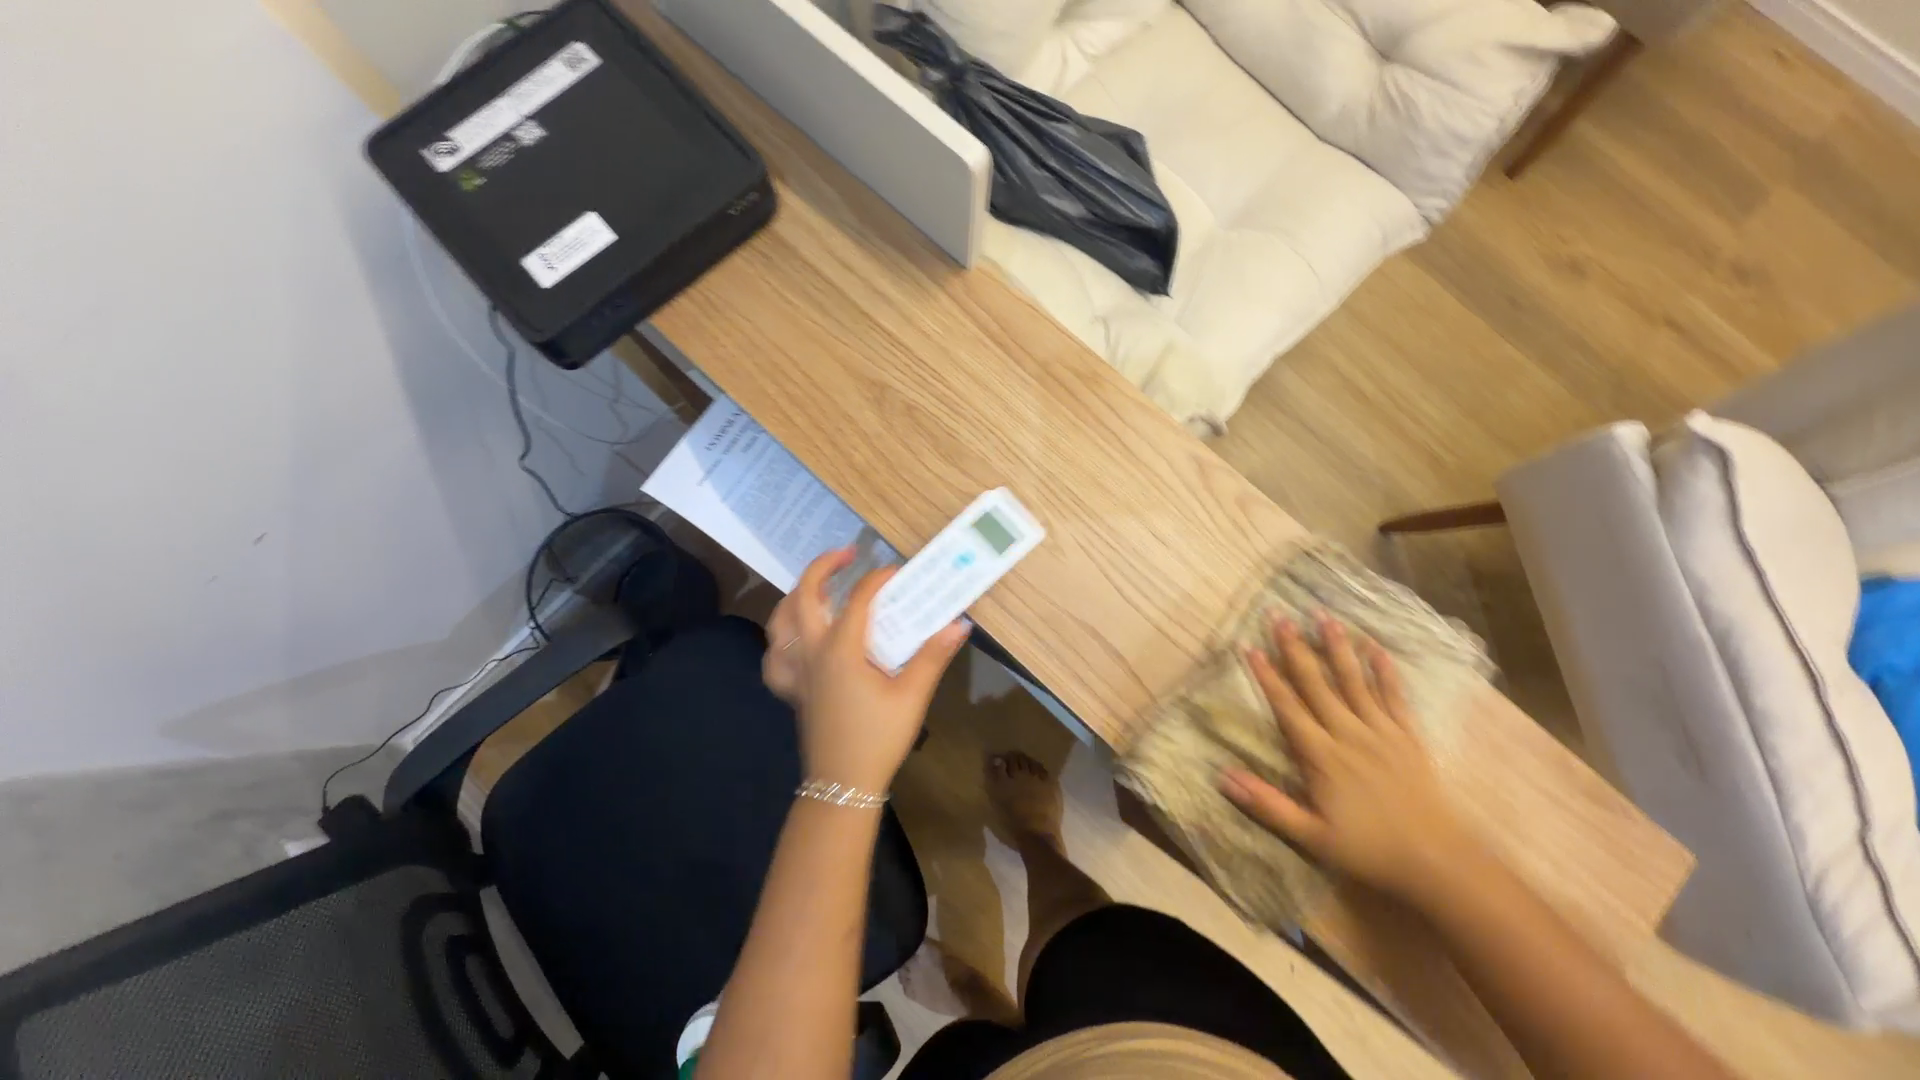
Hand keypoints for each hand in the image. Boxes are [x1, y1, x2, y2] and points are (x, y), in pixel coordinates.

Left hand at [773, 553, 969, 792]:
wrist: (842, 784)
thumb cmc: (878, 738)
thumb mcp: (912, 696)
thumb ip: (933, 655)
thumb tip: (959, 623)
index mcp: (841, 650)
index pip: (858, 599)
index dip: (878, 578)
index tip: (898, 571)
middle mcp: (811, 652)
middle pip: (805, 596)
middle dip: (823, 567)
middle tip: (847, 554)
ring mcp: (795, 671)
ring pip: (779, 622)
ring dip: (795, 597)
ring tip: (817, 589)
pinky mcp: (790, 690)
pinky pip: (773, 658)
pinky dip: (780, 642)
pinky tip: (795, 641)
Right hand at [1219, 614, 1486, 903]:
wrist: (1436, 860)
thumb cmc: (1368, 849)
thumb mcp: (1310, 835)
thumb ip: (1267, 804)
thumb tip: (1223, 777)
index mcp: (1321, 756)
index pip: (1287, 707)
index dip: (1267, 676)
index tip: (1250, 647)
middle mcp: (1348, 734)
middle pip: (1317, 684)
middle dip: (1296, 649)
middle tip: (1280, 616)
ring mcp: (1381, 732)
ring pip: (1354, 681)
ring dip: (1337, 647)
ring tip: (1324, 616)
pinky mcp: (1408, 736)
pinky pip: (1394, 696)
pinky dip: (1385, 671)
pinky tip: (1375, 648)